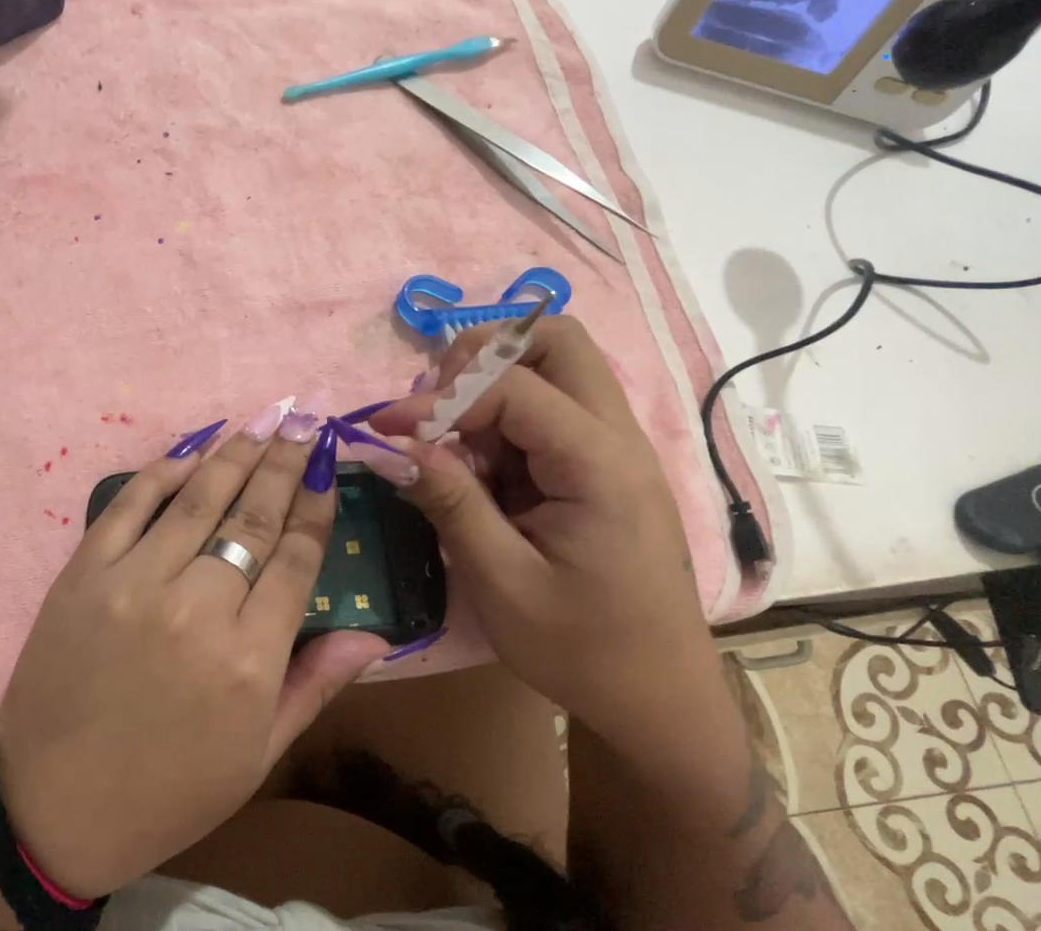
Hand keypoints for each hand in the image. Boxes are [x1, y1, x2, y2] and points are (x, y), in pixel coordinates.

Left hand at [0, 406, 390, 898]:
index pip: (296, 560)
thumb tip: (376, 632)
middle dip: (284, 464)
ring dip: (233, 456)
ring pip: (196, 501)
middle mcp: (197, 608)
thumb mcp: (257, 756)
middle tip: (304, 423)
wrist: (54, 802)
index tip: (329, 467)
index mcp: (249, 660)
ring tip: (262, 421)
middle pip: (253, 518)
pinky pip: (128, 507)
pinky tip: (190, 450)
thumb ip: (315, 685)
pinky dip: (161, 473)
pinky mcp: (83, 573)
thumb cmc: (169, 791)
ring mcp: (134, 584)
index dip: (316, 507)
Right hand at [368, 317, 716, 739]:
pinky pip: (548, 412)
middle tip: (433, 404)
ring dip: (490, 387)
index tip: (383, 427)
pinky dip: (501, 421)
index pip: (512, 386)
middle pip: (556, 342)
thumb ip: (449, 500)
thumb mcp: (500, 579)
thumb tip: (390, 445)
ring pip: (552, 370)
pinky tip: (474, 468)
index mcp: (599, 465)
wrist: (657, 699)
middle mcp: (617, 440)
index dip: (438, 395)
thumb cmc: (580, 647)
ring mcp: (614, 451)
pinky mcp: (600, 470)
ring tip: (445, 439)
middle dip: (480, 355)